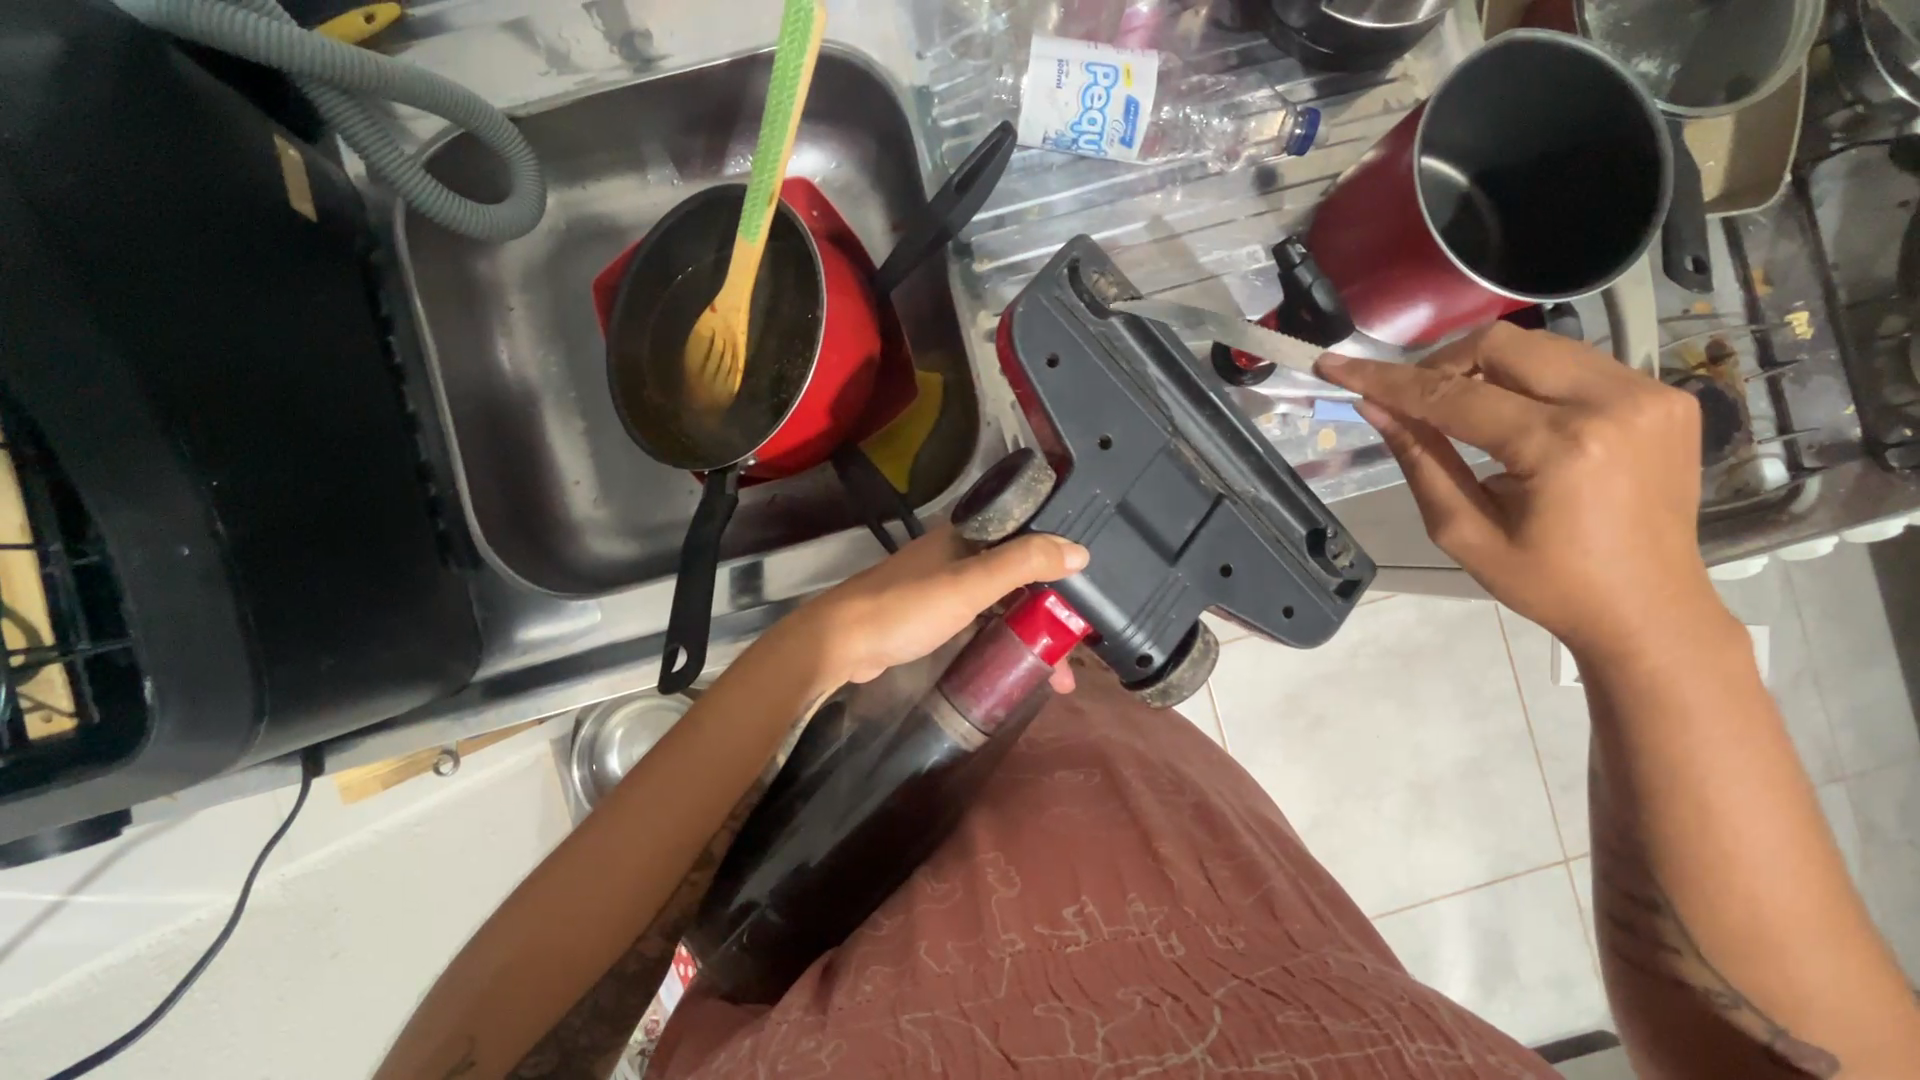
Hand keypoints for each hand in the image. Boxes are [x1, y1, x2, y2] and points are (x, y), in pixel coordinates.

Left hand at [792, 525, 1089, 690]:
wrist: (840, 643)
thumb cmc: (906, 608)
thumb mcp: (970, 583)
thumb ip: (1023, 563)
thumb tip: (1078, 552)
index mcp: (968, 535)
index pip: (1028, 537)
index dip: (1061, 563)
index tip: (1089, 597)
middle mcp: (960, 555)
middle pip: (1019, 576)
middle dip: (1051, 612)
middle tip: (1076, 650)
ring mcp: (946, 587)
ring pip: (1002, 604)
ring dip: (1031, 632)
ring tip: (1058, 675)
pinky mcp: (934, 617)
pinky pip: (982, 624)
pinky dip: (1005, 641)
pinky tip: (1019, 667)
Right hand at [1317, 323, 1725, 660]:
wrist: (1649, 608)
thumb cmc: (1549, 583)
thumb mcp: (1464, 532)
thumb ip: (1420, 460)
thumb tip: (1375, 407)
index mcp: (1561, 447)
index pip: (1454, 395)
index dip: (1388, 379)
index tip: (1336, 366)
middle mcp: (1613, 403)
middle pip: (1502, 345)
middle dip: (1441, 364)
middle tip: (1412, 398)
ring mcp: (1650, 393)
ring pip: (1541, 346)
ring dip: (1486, 368)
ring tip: (1460, 409)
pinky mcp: (1667, 396)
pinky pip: (1578, 364)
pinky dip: (1532, 380)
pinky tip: (1517, 418)